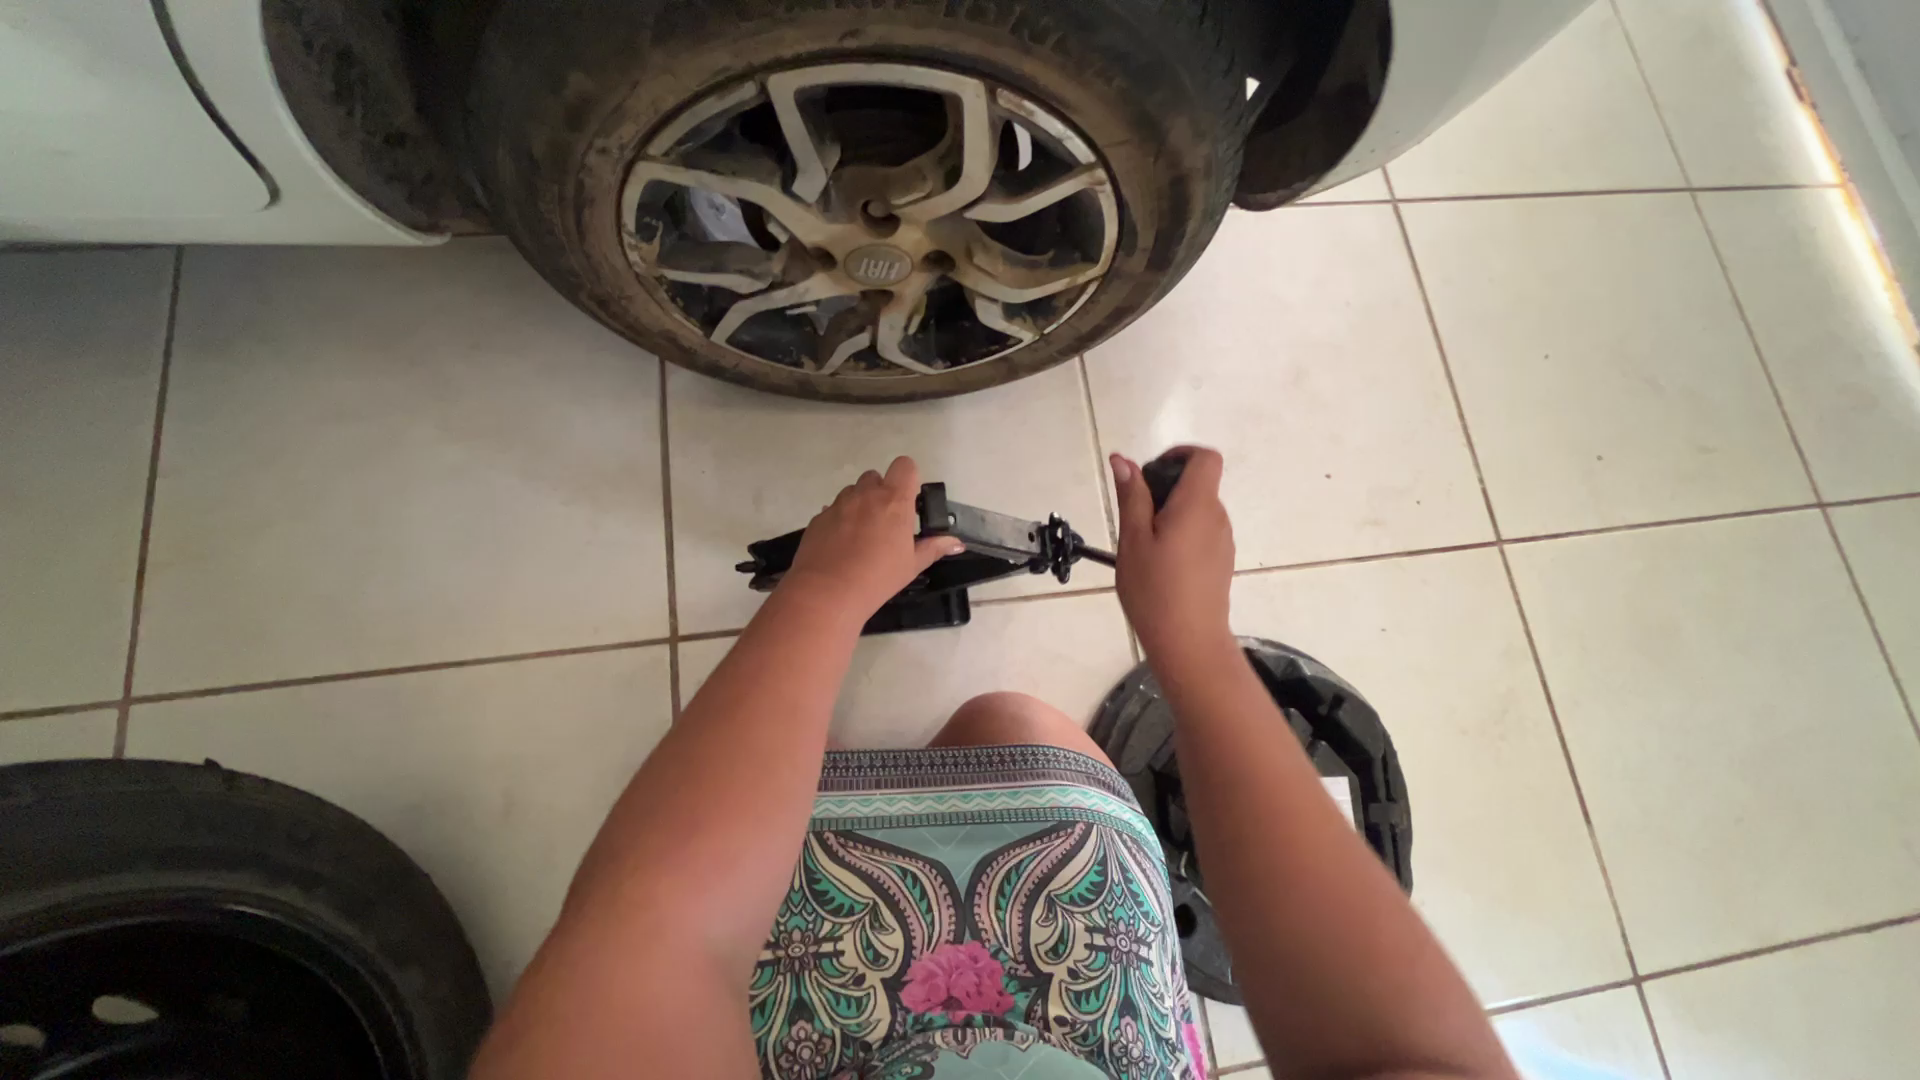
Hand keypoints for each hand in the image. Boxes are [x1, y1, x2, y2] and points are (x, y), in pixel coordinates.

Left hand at [781, 456, 963, 619]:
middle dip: (881, 492)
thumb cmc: (878, 578)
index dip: (908, 478)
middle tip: (886, 521)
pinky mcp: (818, 518)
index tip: (909, 500)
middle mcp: (865, 495)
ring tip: (862, 534)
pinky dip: (840, 519)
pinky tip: (841, 545)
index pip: (905, 466)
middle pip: (875, 476)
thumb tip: (957, 543)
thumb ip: (934, 548)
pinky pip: (833, 509)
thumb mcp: (912, 565)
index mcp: (894, 501)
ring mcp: (838, 504)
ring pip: (852, 492)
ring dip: (860, 504)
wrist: (827, 592)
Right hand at [1111, 447, 1236, 669]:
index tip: (1149, 474)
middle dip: (1165, 487)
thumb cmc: (1154, 589)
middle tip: (1134, 516)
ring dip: (1171, 513)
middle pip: (1199, 483)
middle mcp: (1217, 517)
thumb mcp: (1133, 540)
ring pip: (1198, 509)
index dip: (1179, 455)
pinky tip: (1160, 563)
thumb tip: (1123, 460)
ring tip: (1142, 545)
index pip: (1205, 458)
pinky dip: (1180, 532)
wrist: (1189, 642)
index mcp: (1197, 505)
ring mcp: (1223, 540)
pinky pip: (1201, 531)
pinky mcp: (1221, 561)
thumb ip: (1132, 496)